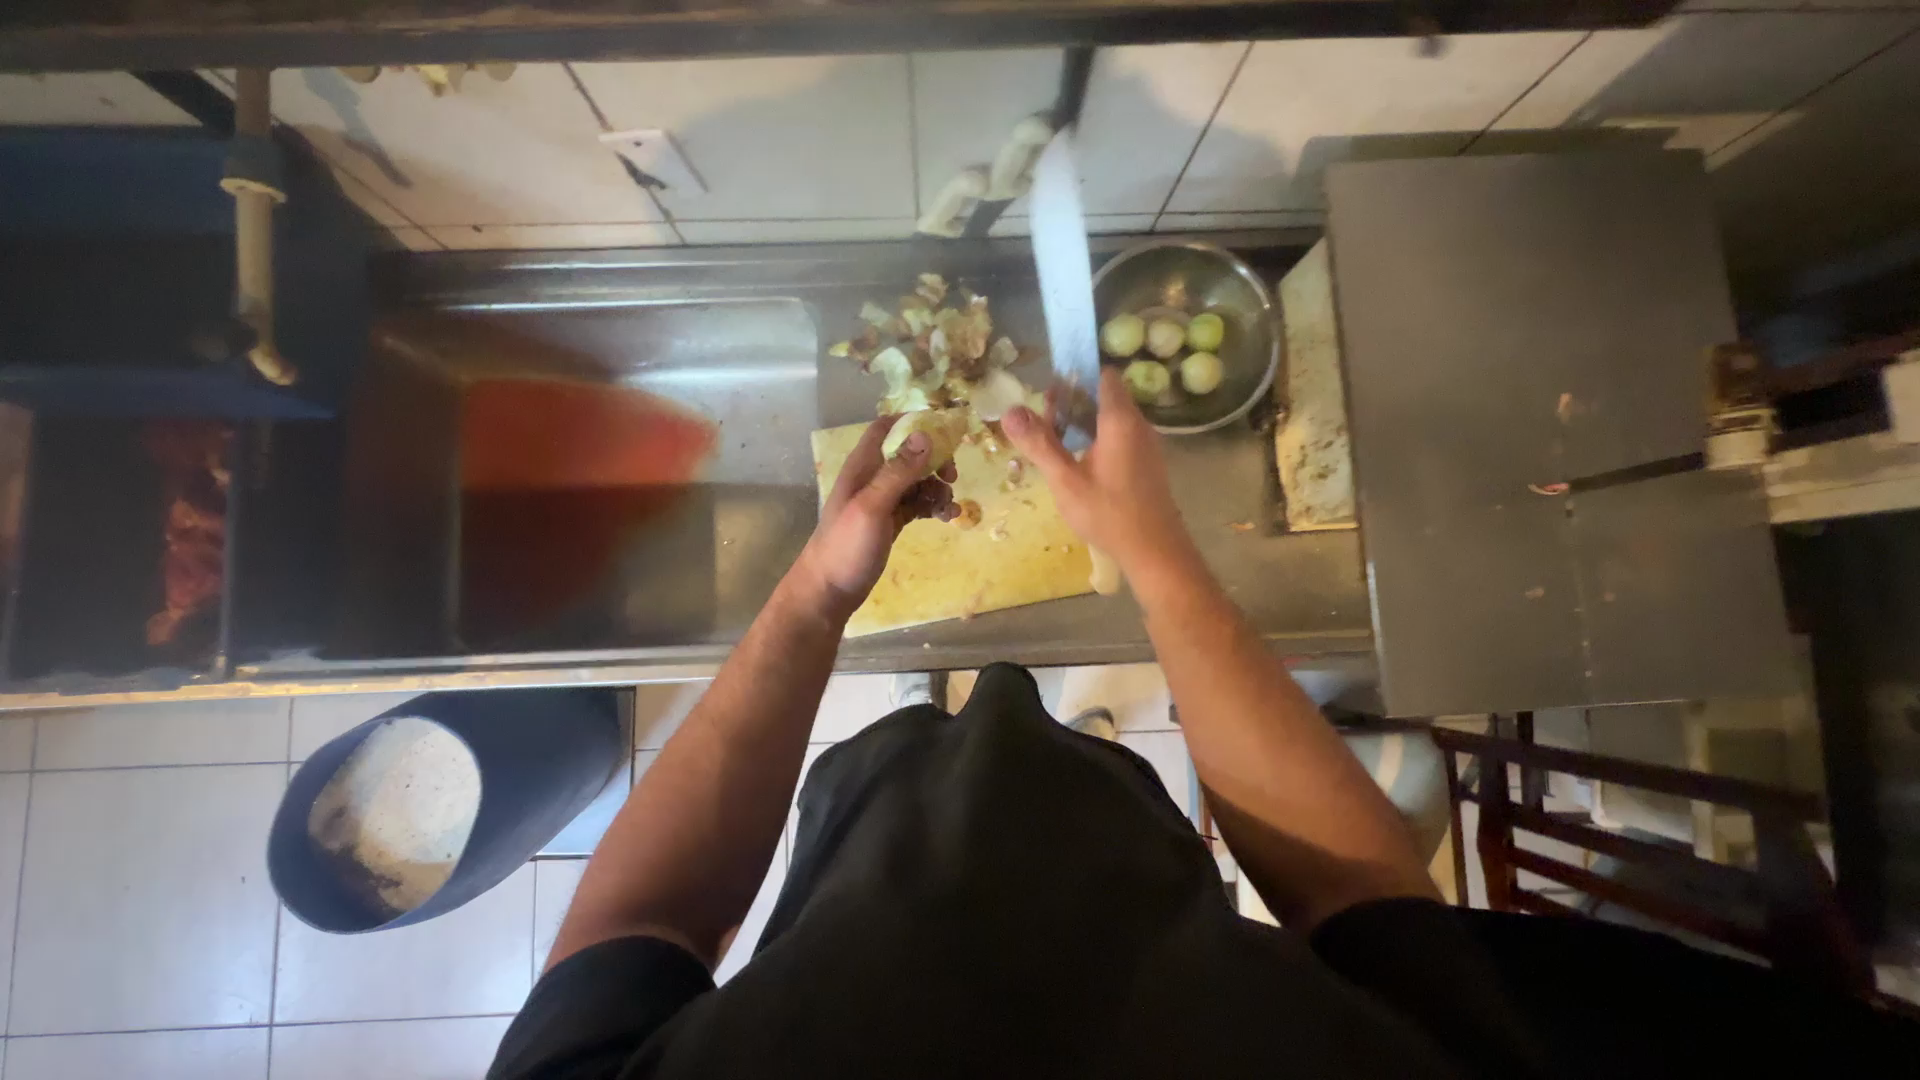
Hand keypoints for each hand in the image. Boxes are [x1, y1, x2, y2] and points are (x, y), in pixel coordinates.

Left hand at [791, 416, 956, 620]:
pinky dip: (932, 506)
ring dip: (937, 488)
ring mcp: (881, 500)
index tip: (946, 435)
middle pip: (909, 453)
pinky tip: (946, 519)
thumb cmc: (846, 547)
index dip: (916, 424)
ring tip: (949, 508)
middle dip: (935, 460)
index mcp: (863, 466)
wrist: (828, 591)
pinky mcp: (890, 521)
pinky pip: (916, 504)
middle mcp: (872, 477)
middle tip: (952, 477)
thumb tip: (925, 435)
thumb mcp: (872, 506)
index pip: (888, 427)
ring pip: (917, 480)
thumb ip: (897, 472)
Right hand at [1002, 367, 1198, 578]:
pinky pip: (1121, 436)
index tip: (1049, 390)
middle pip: (1106, 395)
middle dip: (1074, 400)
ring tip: (1054, 440)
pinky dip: (1098, 437)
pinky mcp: (1147, 462)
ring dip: (1084, 421)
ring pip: (1113, 417)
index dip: (1076, 375)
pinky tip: (1078, 460)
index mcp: (1119, 421)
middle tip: (1042, 418)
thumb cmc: (1109, 514)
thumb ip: (1039, 444)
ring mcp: (1146, 444)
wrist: (1155, 551)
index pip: (1103, 375)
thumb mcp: (1065, 481)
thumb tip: (1010, 411)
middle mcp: (1138, 424)